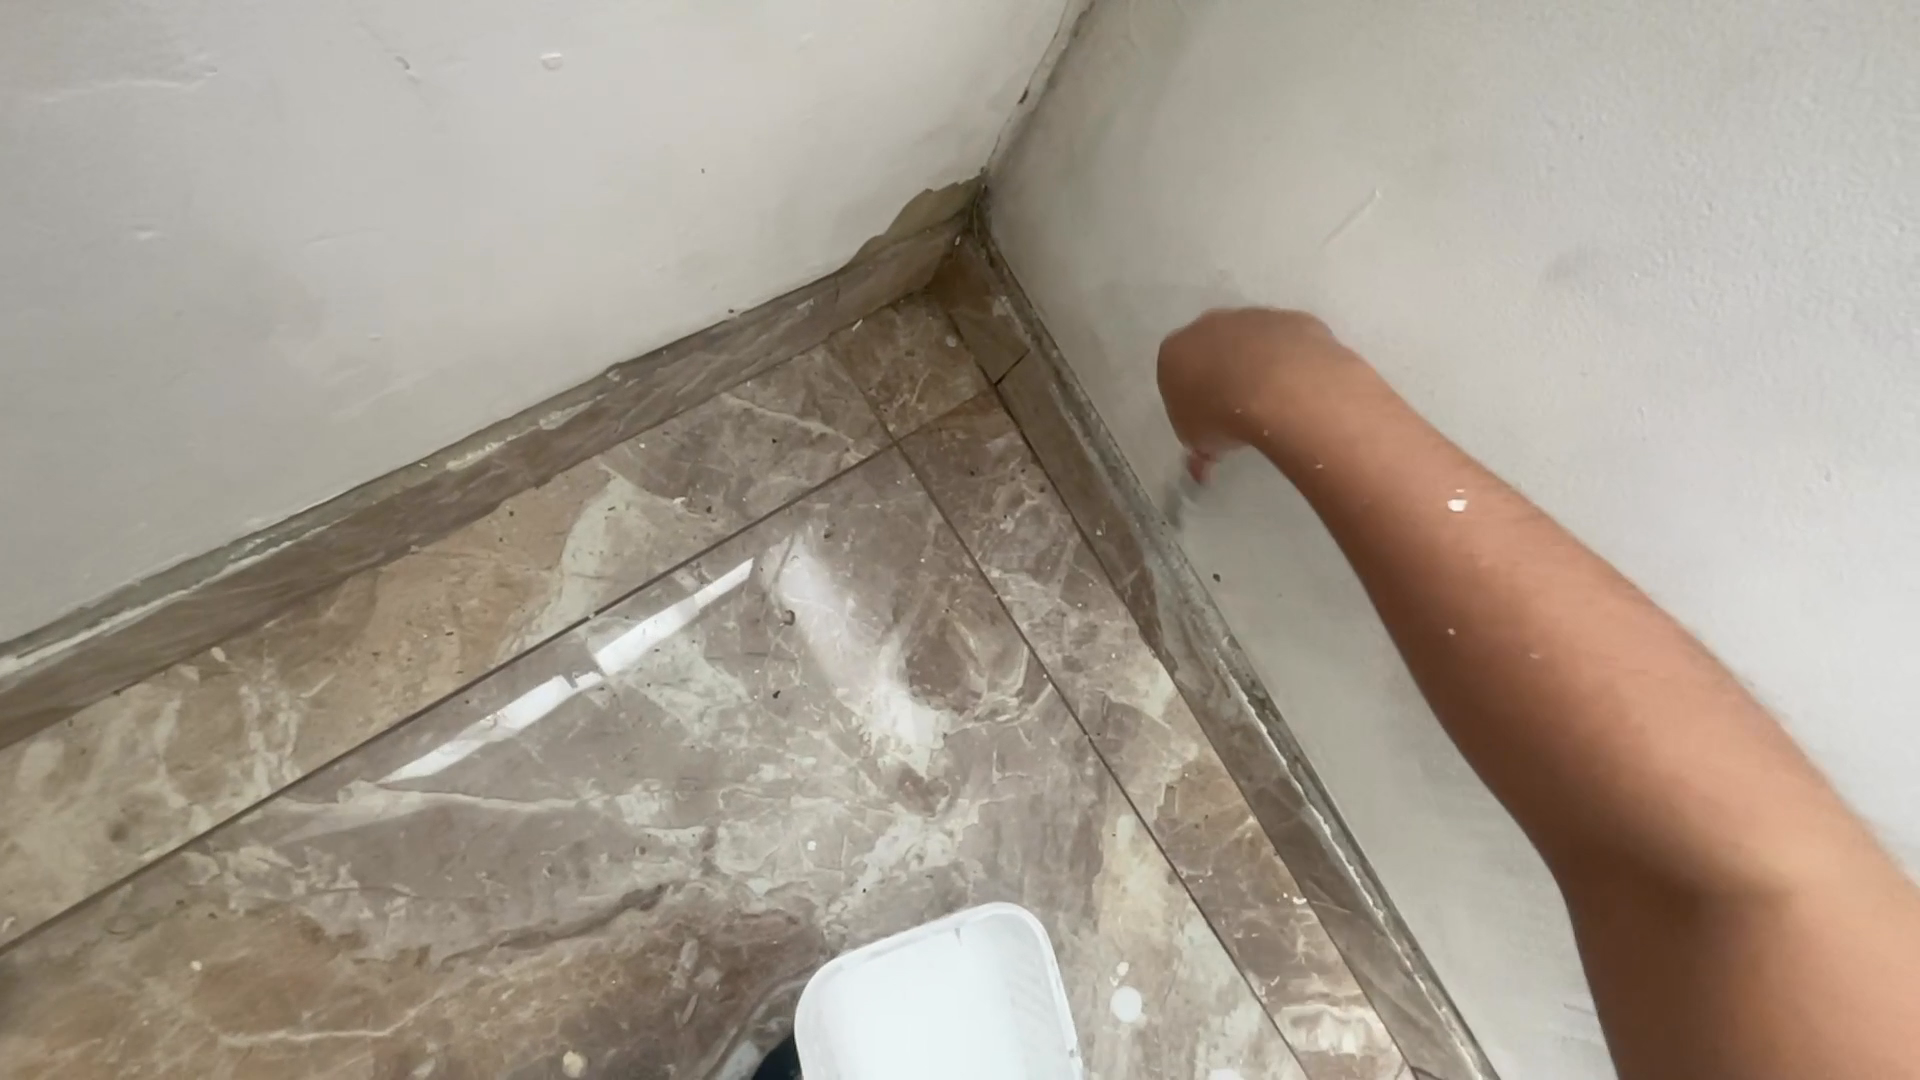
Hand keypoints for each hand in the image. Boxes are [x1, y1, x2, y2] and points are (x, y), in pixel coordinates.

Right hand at [1156, 308, 1358, 479]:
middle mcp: (1208, 326)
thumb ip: (1199, 448)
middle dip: (1222, 375)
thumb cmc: (1219, 418)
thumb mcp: (1199, 444)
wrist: (1278, 389)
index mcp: (1173, 353)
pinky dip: (1292, 361)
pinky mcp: (1293, 319)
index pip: (1175, 374)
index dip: (1190, 399)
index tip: (1205, 421)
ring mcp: (1253, 317)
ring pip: (1252, 342)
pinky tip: (1299, 389)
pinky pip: (1289, 342)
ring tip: (1274, 403)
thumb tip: (1202, 467)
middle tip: (1237, 411)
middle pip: (1212, 350)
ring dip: (1259, 366)